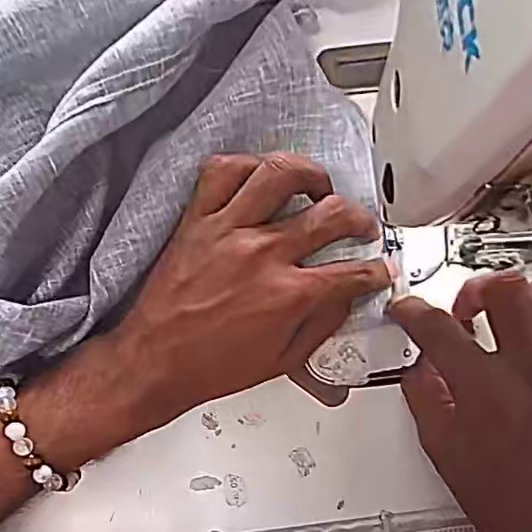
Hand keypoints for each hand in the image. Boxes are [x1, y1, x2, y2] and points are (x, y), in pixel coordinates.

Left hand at [96, 153, 390, 429]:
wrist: (155, 362)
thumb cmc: (209, 366)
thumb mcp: (282, 361)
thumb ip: (322, 326)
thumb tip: (345, 300)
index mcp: (287, 295)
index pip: (352, 271)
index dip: (375, 270)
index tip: (376, 269)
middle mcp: (262, 255)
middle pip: (331, 213)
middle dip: (359, 219)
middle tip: (359, 226)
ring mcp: (228, 231)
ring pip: (280, 173)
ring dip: (311, 175)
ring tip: (317, 188)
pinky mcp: (197, 221)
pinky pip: (222, 171)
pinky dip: (247, 166)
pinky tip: (259, 179)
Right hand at [388, 272, 531, 531]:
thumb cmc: (510, 504)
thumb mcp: (444, 452)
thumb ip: (426, 399)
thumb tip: (421, 368)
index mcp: (486, 390)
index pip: (436, 326)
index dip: (412, 310)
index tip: (410, 310)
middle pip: (506, 288)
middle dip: (477, 289)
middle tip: (473, 307)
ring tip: (529, 311)